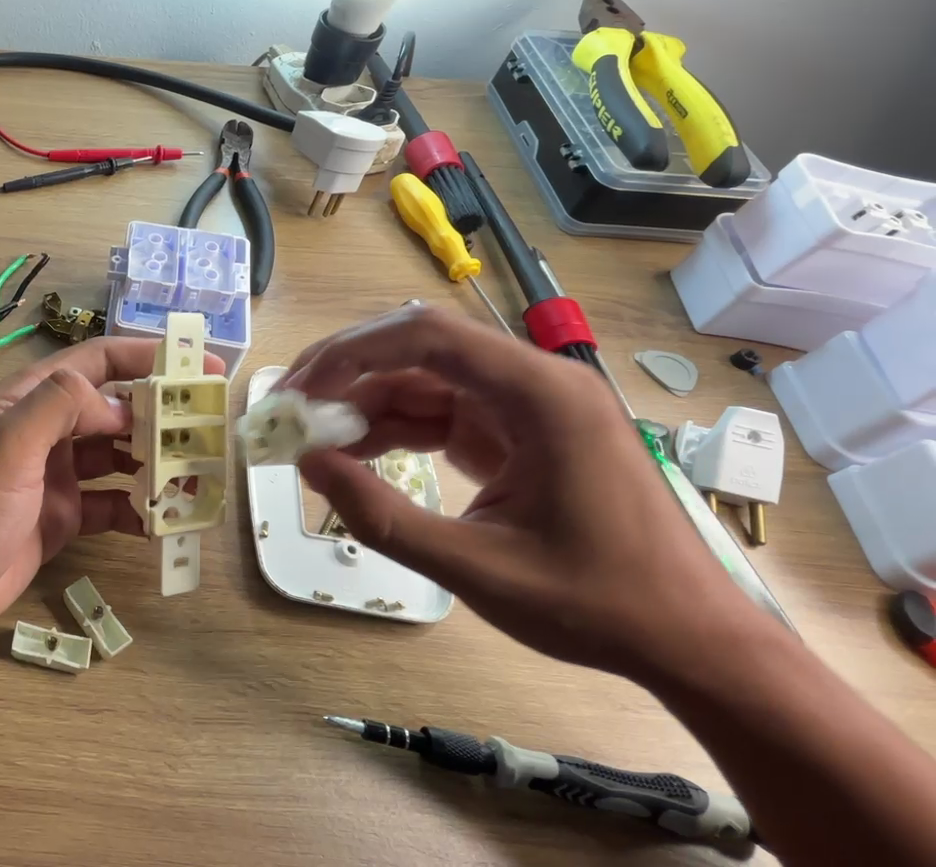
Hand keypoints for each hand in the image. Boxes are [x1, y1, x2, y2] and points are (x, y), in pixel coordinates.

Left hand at [0, 338, 221, 657]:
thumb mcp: (3, 449)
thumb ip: (57, 407)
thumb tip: (118, 401)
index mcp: (27, 402)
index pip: (96, 362)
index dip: (149, 357)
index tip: (204, 367)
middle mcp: (43, 433)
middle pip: (114, 408)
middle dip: (162, 414)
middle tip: (212, 431)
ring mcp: (51, 478)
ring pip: (117, 457)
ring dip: (156, 462)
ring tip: (200, 476)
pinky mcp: (58, 519)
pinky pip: (110, 505)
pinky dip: (138, 509)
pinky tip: (165, 521)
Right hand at [285, 306, 763, 680]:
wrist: (693, 644)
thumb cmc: (595, 604)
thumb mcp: (474, 567)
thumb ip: (379, 515)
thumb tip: (307, 463)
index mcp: (539, 395)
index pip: (425, 337)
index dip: (349, 354)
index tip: (296, 392)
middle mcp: (535, 384)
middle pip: (419, 351)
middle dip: (346, 376)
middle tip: (289, 412)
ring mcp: (529, 409)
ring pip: (424, 384)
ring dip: (364, 407)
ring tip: (311, 442)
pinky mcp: (522, 436)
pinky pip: (442, 415)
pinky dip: (394, 432)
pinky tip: (355, 457)